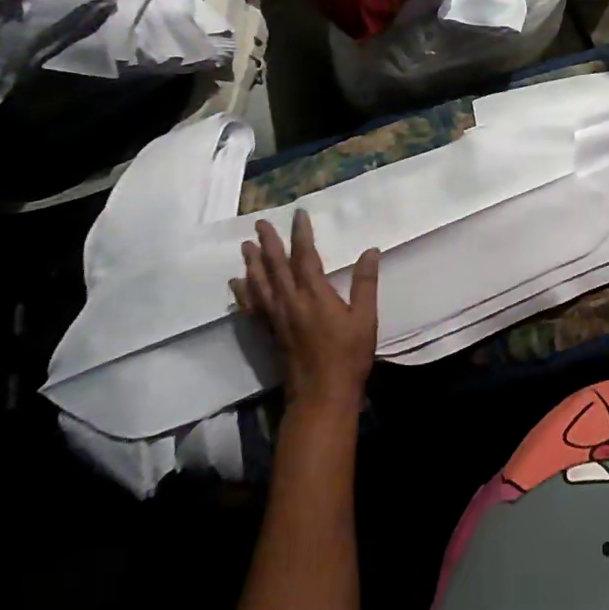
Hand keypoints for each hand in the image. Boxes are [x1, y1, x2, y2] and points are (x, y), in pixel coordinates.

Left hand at [233, 210, 379, 413]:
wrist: (321, 395)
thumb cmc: (348, 356)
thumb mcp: (365, 318)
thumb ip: (365, 283)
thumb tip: (371, 250)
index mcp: (314, 294)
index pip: (305, 256)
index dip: (301, 233)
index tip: (298, 214)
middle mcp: (290, 301)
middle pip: (276, 265)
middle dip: (269, 243)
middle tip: (260, 223)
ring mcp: (277, 318)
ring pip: (260, 283)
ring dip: (253, 262)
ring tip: (245, 246)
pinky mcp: (270, 332)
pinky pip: (252, 307)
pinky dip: (244, 293)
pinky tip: (237, 284)